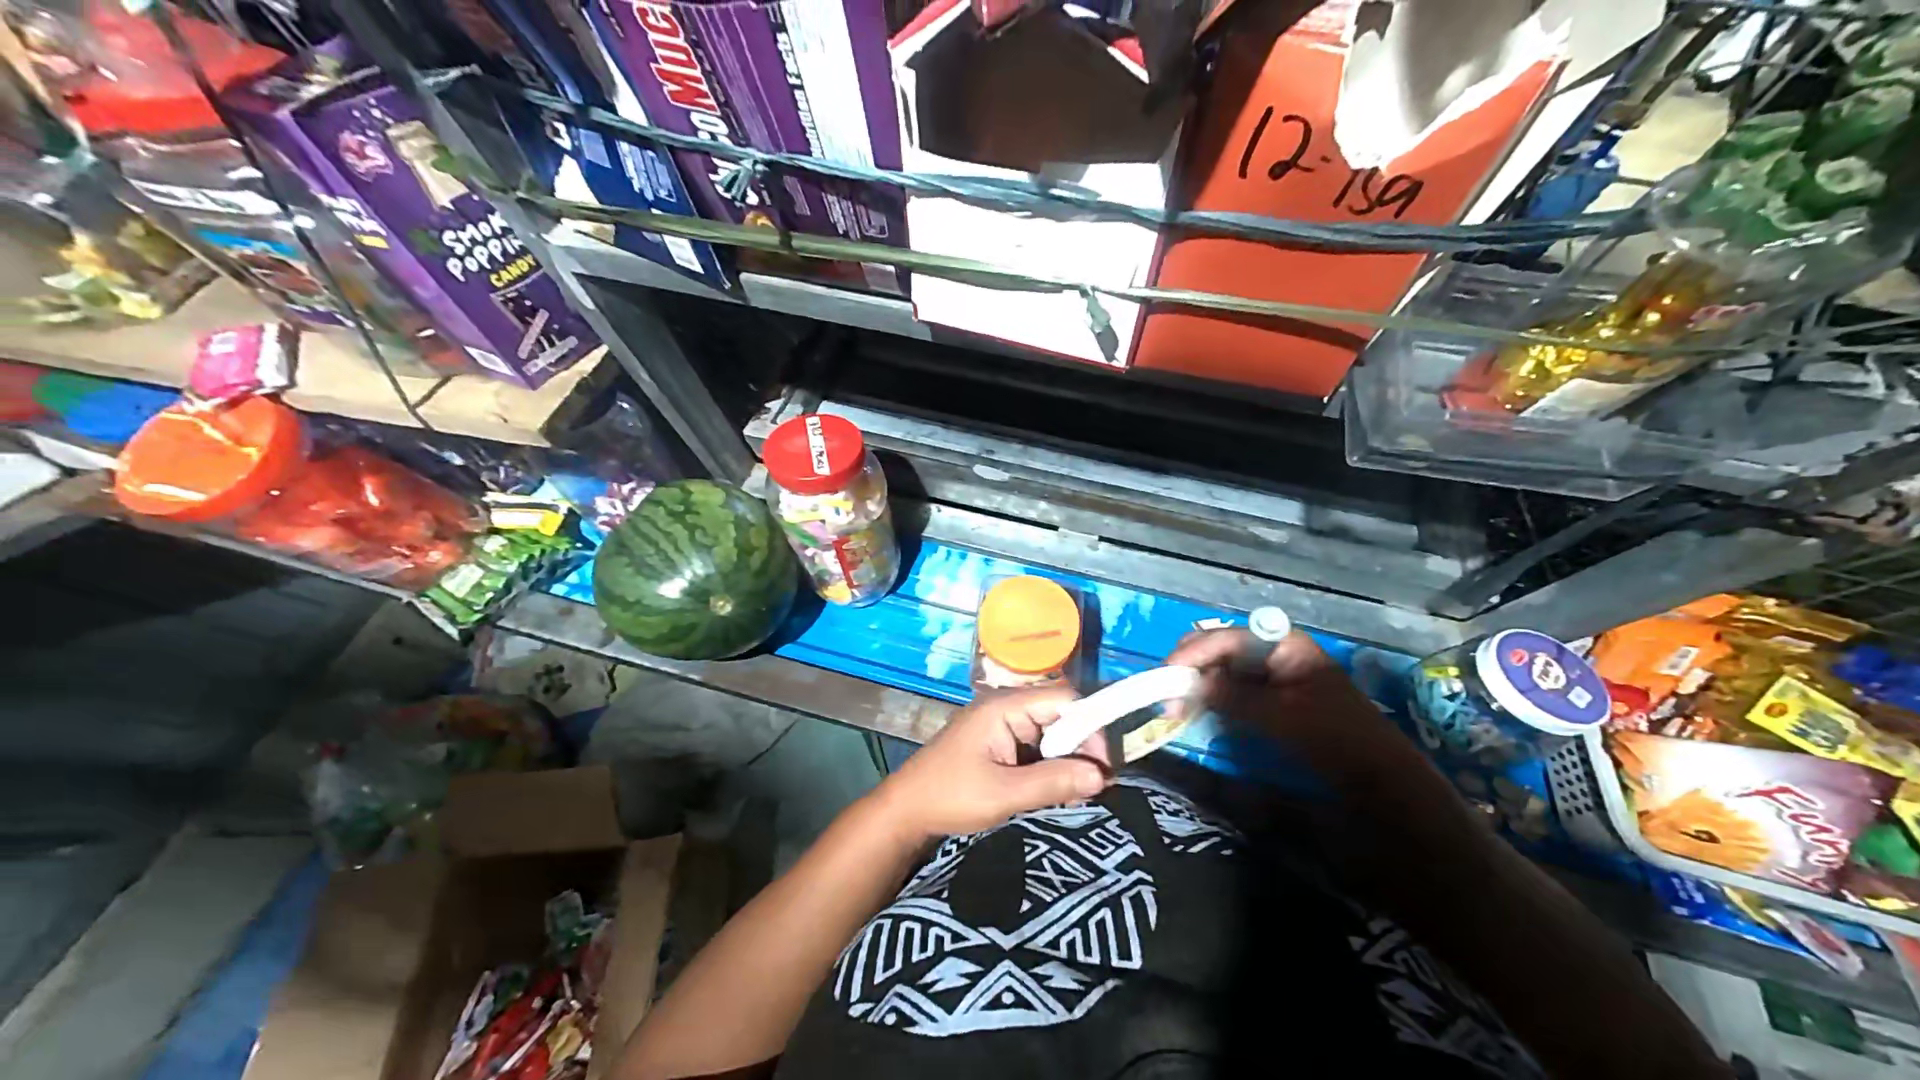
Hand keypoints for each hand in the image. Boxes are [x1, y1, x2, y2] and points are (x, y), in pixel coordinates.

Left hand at [871, 688, 1111, 841]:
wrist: (905, 810)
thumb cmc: (950, 796)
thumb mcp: (1004, 793)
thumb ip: (1053, 782)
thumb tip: (1101, 775)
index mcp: (1004, 707)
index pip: (1063, 699)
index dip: (1089, 726)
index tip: (1102, 765)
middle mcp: (1005, 707)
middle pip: (1059, 714)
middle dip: (1081, 746)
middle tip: (1096, 785)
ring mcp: (1001, 724)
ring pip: (1050, 732)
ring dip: (1067, 758)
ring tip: (1081, 791)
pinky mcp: (998, 743)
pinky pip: (1036, 745)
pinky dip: (1051, 764)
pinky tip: (1059, 790)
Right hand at [1166, 628, 1394, 744]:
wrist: (1378, 774)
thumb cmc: (1332, 737)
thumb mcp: (1279, 715)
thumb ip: (1232, 695)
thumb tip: (1188, 682)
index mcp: (1283, 643)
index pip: (1226, 638)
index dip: (1193, 653)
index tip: (1166, 674)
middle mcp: (1276, 650)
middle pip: (1222, 648)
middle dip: (1192, 665)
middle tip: (1166, 691)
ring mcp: (1275, 672)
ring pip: (1224, 667)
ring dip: (1199, 682)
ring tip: (1176, 703)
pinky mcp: (1273, 695)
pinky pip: (1234, 686)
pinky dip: (1214, 695)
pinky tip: (1197, 708)